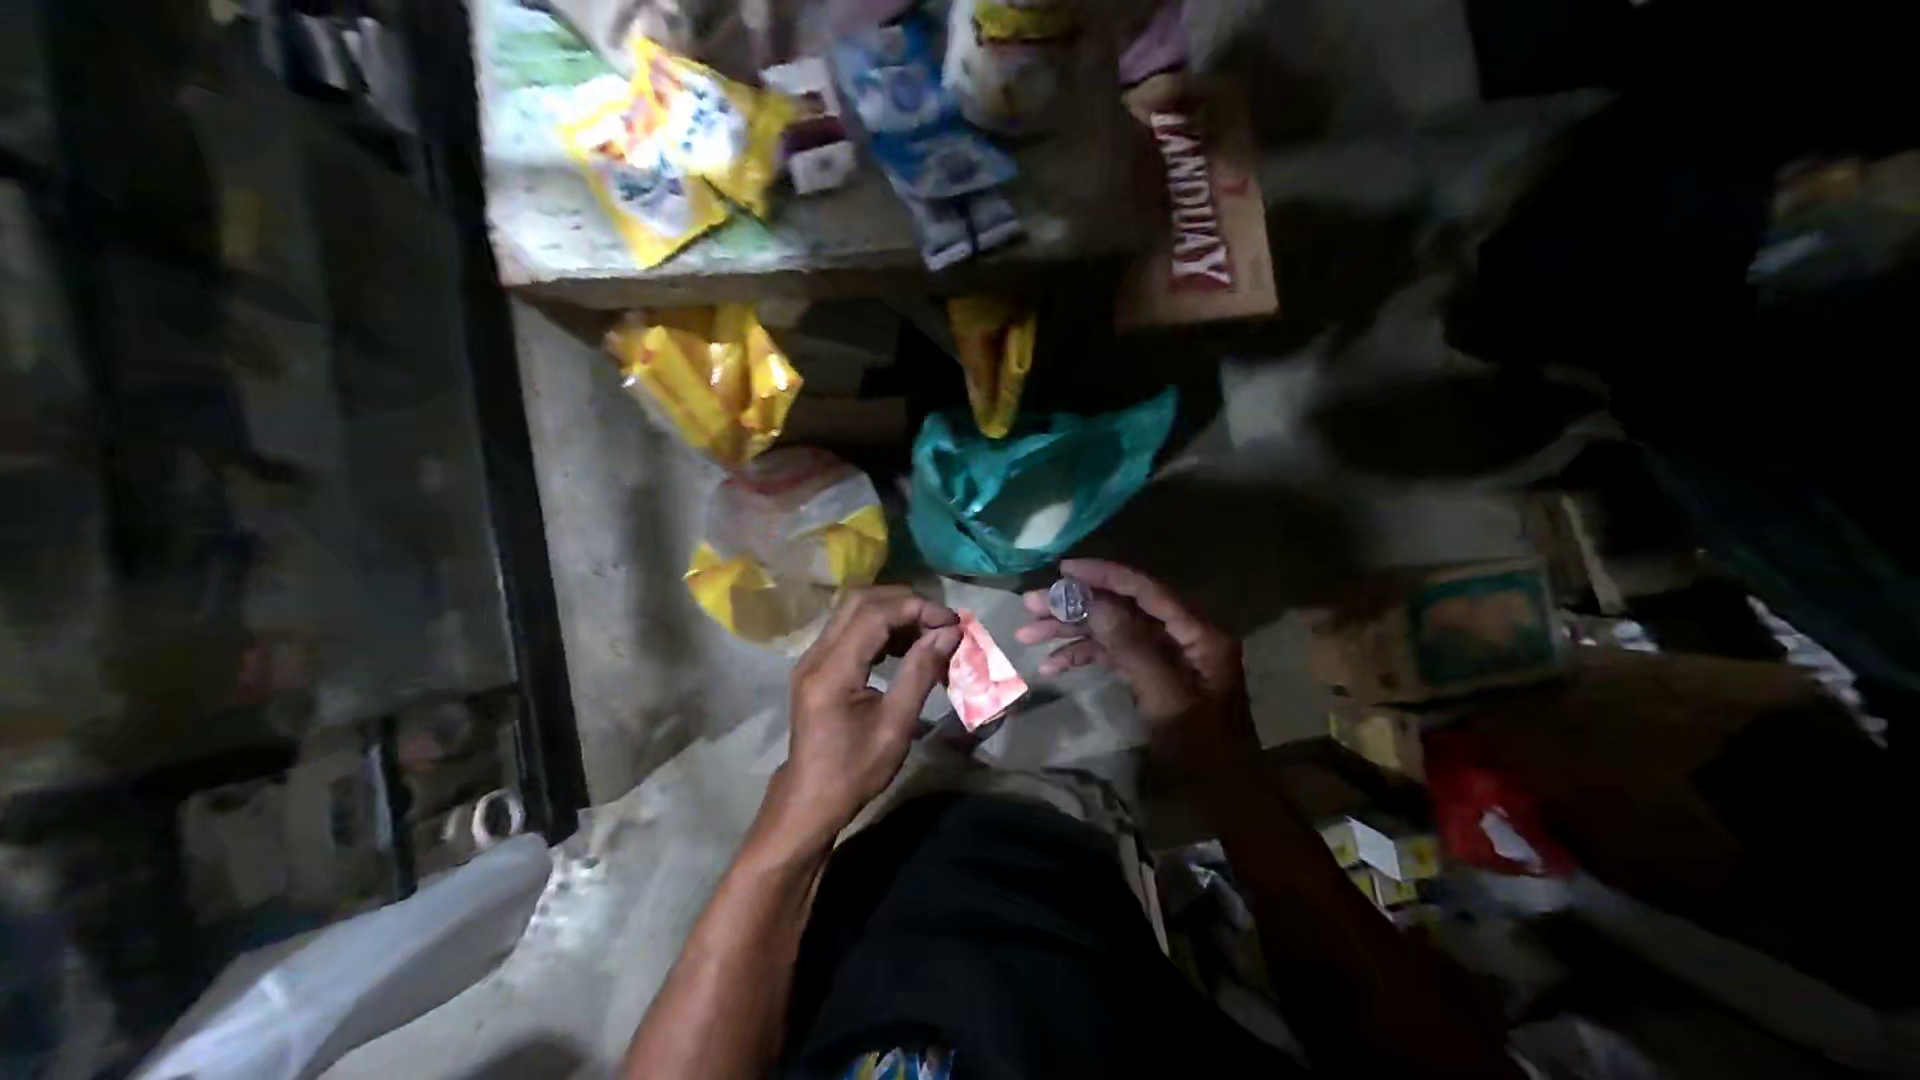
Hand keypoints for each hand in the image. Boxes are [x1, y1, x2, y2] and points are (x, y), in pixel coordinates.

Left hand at [766, 586, 960, 850]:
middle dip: (904, 602)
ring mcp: (812, 658)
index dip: (916, 608)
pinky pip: (849, 629)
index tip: (952, 622)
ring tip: (928, 632)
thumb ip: (920, 673)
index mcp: (832, 671)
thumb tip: (949, 633)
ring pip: (853, 611)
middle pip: (859, 601)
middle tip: (940, 621)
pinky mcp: (816, 665)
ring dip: (892, 612)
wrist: (810, 800)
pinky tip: (904, 646)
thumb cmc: (855, 770)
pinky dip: (880, 627)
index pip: (874, 615)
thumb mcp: (896, 726)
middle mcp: (816, 655)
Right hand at [1017, 559, 1253, 760]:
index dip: (1105, 576)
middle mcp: (1181, 635)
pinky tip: (1051, 666)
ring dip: (1072, 631)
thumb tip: (1095, 605)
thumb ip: (1132, 648)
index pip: (1147, 591)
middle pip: (1122, 609)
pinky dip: (1084, 657)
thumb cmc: (1202, 749)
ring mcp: (1165, 654)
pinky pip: (1113, 654)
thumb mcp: (1166, 700)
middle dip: (1076, 606)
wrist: (1223, 794)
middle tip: (1031, 604)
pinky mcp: (1150, 673)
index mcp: (1198, 633)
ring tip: (1028, 633)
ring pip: (1112, 630)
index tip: (1064, 570)